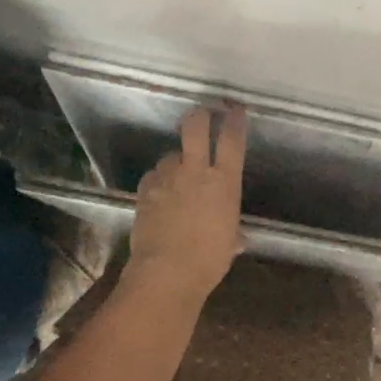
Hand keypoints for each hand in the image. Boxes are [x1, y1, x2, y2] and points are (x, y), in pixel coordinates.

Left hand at [127, 105, 247, 299]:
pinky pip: (154, 176)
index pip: (232, 138)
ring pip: (171, 154)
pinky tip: (161, 196)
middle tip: (203, 114)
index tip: (235, 109)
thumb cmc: (210, 260)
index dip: (234, 119)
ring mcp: (167, 177)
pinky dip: (159, 181)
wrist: (167, 271)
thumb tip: (236, 237)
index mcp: (225, 181)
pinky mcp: (145, 188)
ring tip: (178, 177)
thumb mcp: (230, 241)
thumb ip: (232, 229)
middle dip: (200, 115)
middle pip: (195, 125)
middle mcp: (196, 170)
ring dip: (176, 161)